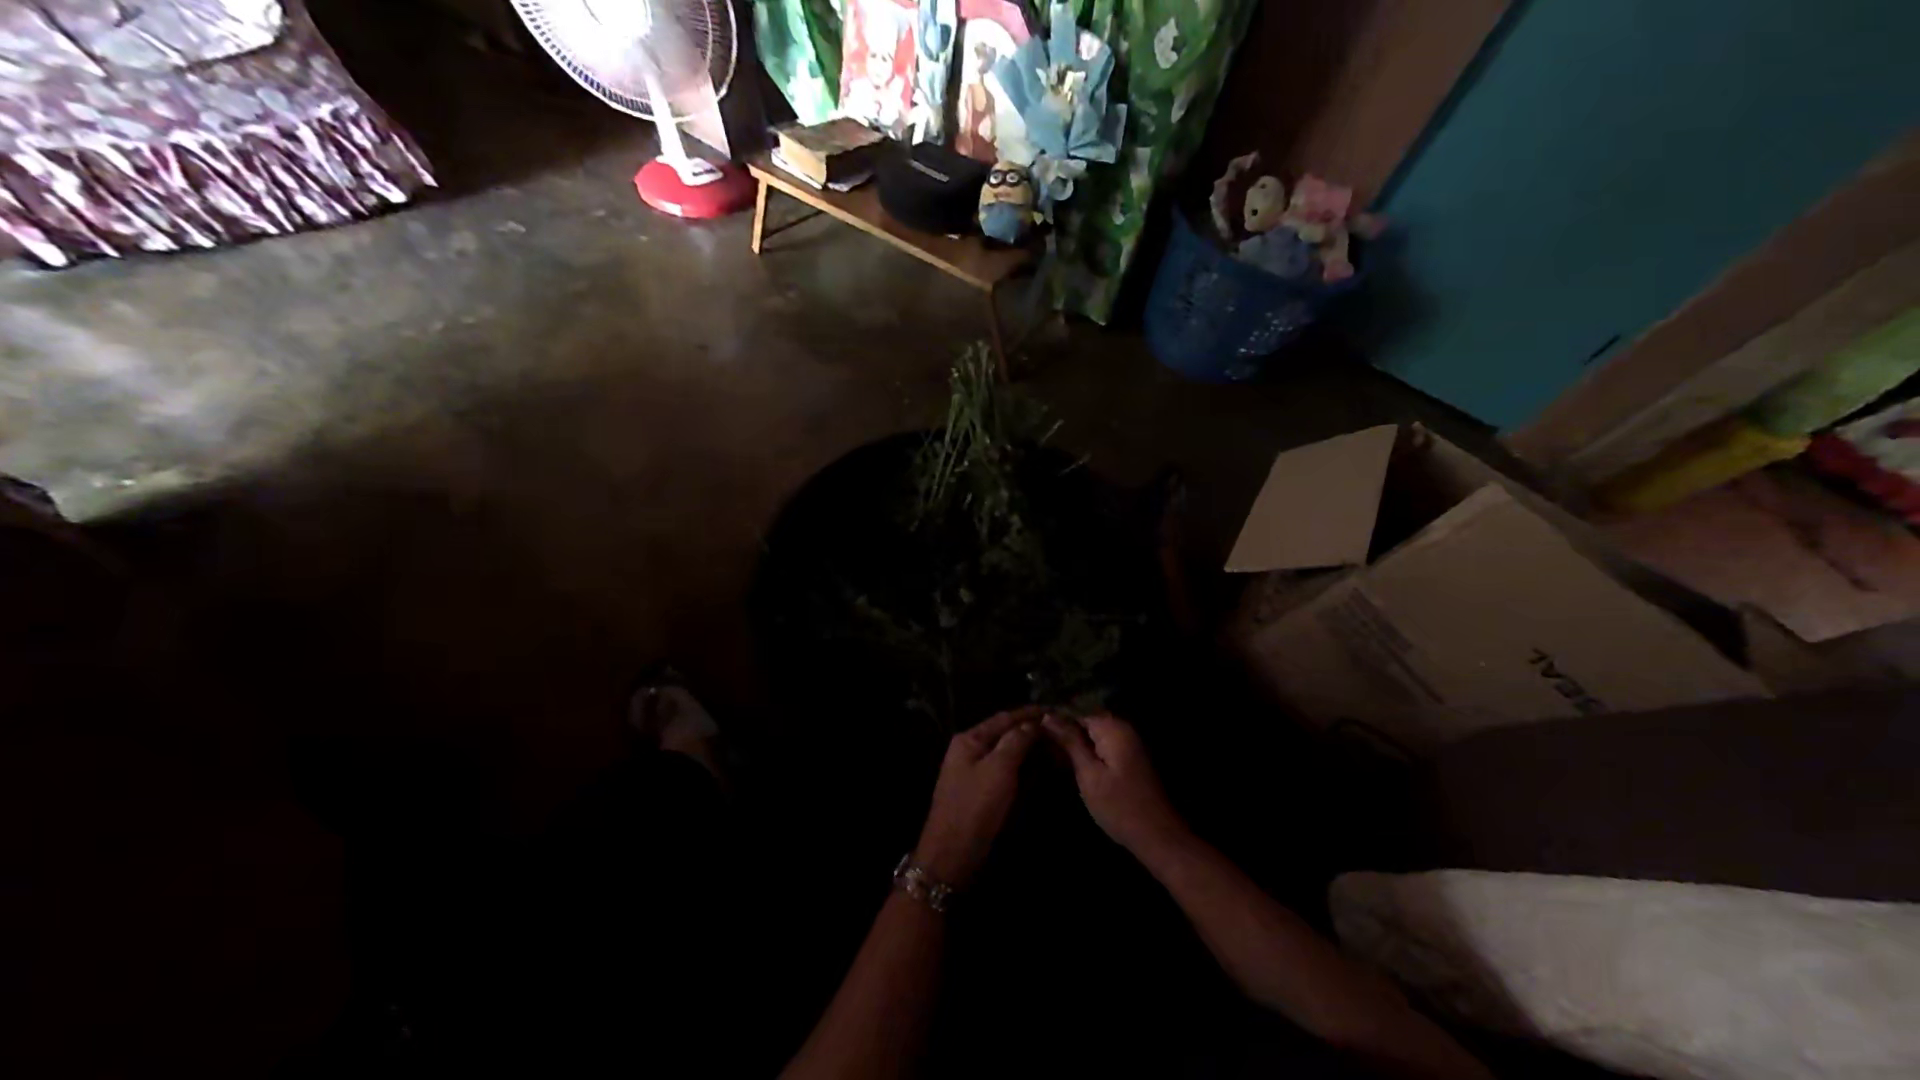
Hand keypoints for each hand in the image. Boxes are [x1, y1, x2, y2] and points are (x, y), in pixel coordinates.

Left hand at [912, 707, 1042, 885]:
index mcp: (970, 739)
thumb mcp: (998, 768)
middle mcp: (971, 751)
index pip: (1005, 717)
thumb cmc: (975, 807)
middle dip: (1034, 732)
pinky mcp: (984, 794)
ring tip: (1059, 749)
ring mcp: (977, 773)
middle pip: (1007, 735)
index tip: (1058, 709)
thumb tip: (1032, 723)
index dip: (1031, 713)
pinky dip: (1026, 770)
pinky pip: (1009, 774)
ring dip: (1033, 751)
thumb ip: (1016, 741)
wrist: (953, 855)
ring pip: (1010, 755)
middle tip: (1063, 732)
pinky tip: (1044, 771)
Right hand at [1043, 714, 1190, 860]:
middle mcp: (1121, 728)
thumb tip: (1049, 715)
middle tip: (1033, 737)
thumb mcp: (1088, 774)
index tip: (1030, 723)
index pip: (1076, 708)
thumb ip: (1070, 742)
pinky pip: (1099, 744)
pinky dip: (1083, 749)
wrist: (1157, 836)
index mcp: (1113, 727)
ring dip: (1070, 739)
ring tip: (1042, 748)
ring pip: (1090, 732)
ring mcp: (1126, 742)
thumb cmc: (1119, 806)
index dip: (1053, 715)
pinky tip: (1064, 759)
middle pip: (1084, 718)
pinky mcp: (1126, 757)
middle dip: (1061, 727)